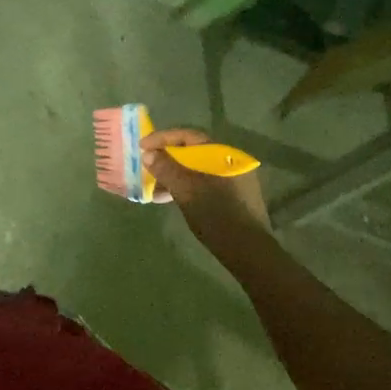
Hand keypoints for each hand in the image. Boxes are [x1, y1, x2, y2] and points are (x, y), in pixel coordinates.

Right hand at [142, 128, 270, 256]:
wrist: (248, 252)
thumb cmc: (217, 216)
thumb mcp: (186, 191)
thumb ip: (167, 169)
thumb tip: (149, 153)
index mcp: (224, 155)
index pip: (189, 136)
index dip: (163, 138)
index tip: (141, 146)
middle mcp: (231, 162)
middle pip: (193, 152)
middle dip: (167, 158)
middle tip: (147, 166)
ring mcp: (233, 180)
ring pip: (197, 169)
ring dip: (174, 175)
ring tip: (155, 188)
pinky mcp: (233, 196)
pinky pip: (204, 182)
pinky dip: (186, 186)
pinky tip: (172, 198)